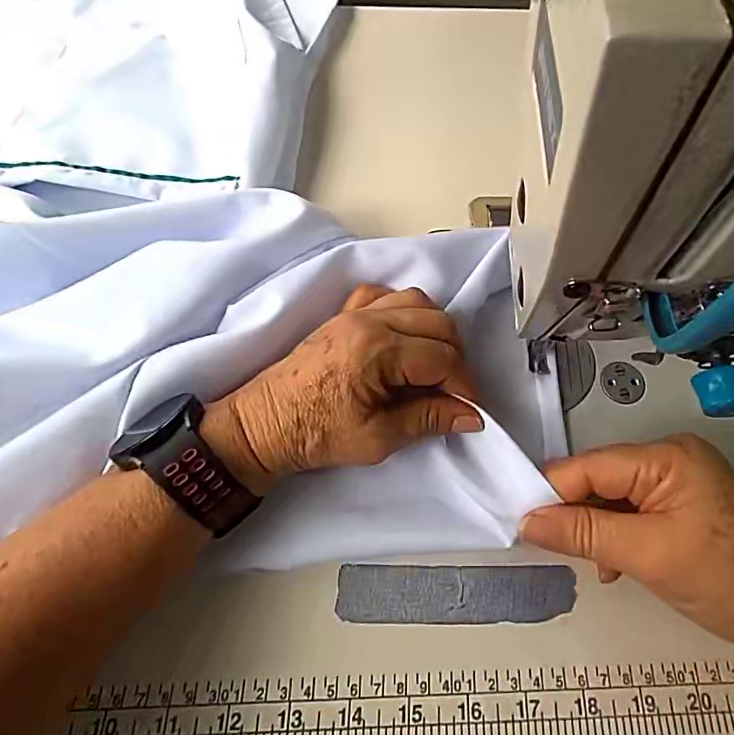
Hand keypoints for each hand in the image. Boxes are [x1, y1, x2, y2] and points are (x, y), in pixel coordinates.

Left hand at [203, 285, 483, 492]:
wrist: (264, 425)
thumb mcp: (376, 439)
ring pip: (416, 302)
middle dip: (454, 358)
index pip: (442, 357)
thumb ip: (427, 420)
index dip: (463, 385)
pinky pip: (382, 295)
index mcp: (376, 351)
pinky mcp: (341, 316)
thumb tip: (469, 416)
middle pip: (437, 323)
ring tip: (432, 367)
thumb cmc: (312, 434)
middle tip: (452, 392)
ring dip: (434, 331)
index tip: (467, 409)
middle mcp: (367, 321)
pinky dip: (402, 310)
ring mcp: (352, 314)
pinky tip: (403, 338)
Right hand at [518, 434, 733, 689]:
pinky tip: (615, 563)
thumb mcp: (645, 555)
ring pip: (609, 498)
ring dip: (594, 529)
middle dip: (574, 514)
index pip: (587, 467)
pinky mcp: (682, 504)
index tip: (520, 523)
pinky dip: (614, 536)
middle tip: (555, 547)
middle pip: (596, 479)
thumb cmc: (732, 582)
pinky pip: (629, 511)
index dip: (549, 494)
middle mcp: (671, 458)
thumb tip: (527, 521)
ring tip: (598, 562)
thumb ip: (581, 532)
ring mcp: (679, 481)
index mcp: (667, 457)